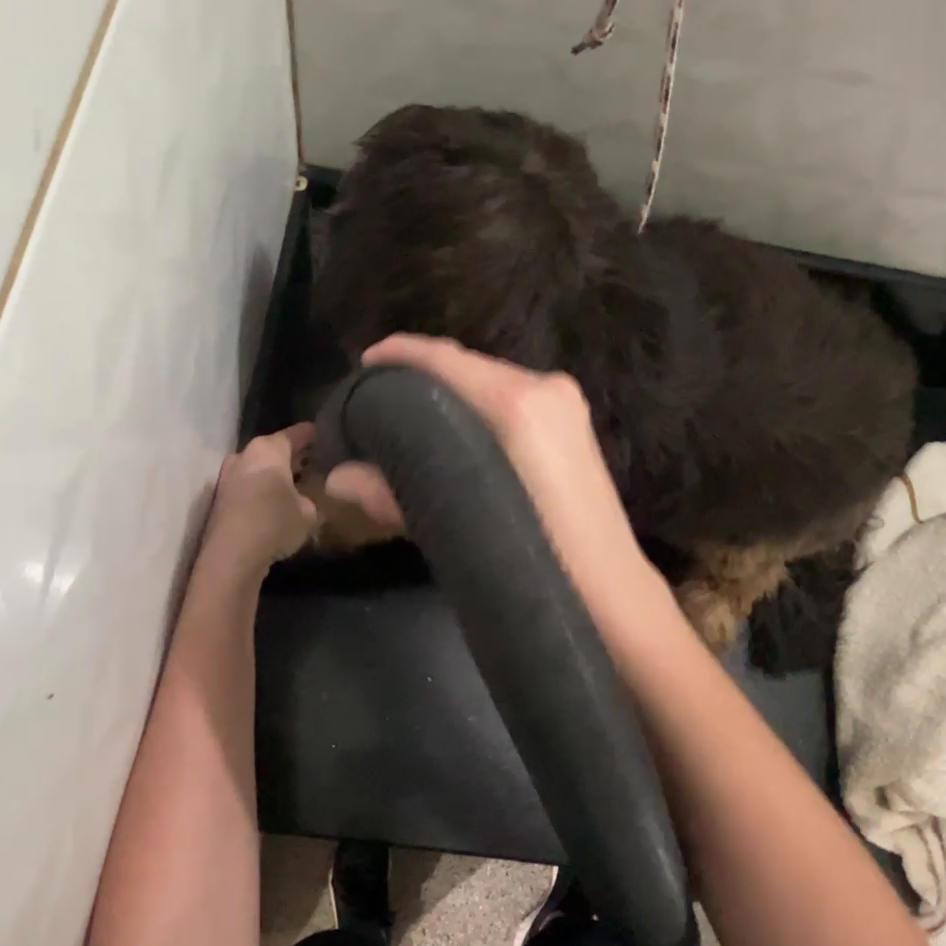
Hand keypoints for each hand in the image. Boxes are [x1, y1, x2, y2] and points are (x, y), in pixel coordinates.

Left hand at [202, 424, 317, 575]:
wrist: (232, 555)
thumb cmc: (275, 522)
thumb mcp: (309, 512)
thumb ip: (310, 498)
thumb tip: (305, 496)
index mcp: (268, 450)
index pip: (293, 435)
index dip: (308, 434)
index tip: (318, 433)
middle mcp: (244, 456)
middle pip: (272, 451)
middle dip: (291, 456)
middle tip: (311, 461)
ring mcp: (228, 478)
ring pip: (258, 469)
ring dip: (274, 475)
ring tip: (296, 484)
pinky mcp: (220, 500)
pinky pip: (248, 487)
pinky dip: (262, 490)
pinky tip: (276, 502)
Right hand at [323, 335, 662, 612]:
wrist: (607, 592)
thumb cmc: (530, 561)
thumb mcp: (454, 524)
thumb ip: (392, 495)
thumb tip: (338, 478)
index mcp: (517, 404)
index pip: (446, 358)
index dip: (400, 353)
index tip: (364, 364)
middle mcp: (544, 389)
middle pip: (468, 364)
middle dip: (422, 373)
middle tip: (379, 394)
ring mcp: (565, 403)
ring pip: (491, 380)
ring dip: (451, 389)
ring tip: (409, 411)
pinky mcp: (573, 423)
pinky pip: (513, 398)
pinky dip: (478, 406)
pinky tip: (453, 429)